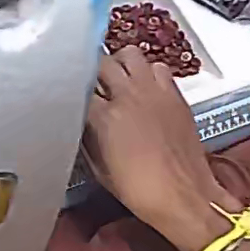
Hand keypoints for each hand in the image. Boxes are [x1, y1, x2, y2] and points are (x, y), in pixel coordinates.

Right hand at [84, 44, 241, 249]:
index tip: (66, 96)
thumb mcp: (100, 169)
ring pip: (130, 55)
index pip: (77, 87)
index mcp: (104, 117)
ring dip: (120, 64)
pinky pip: (158, 67)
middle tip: (89, 85)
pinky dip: (147, 72)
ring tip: (116, 79)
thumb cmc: (139, 190)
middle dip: (91, 71)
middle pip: (101, 62)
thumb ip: (87, 140)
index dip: (70, 91)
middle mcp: (128, 95)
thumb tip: (81, 125)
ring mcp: (154, 91)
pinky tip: (143, 89)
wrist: (183, 195)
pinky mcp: (175, 94)